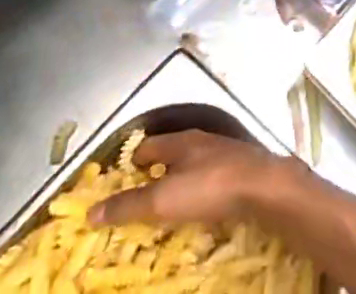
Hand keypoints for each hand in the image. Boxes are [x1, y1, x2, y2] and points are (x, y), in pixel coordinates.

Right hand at [87, 130, 298, 227]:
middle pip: (171, 155)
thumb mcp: (163, 199)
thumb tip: (90, 213)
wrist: (265, 187)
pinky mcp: (241, 170)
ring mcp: (225, 154)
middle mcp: (203, 142)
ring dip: (178, 183)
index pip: (147, 147)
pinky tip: (199, 209)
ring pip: (193, 166)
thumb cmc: (210, 187)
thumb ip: (128, 205)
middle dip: (155, 174)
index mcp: (181, 142)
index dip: (130, 164)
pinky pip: (212, 179)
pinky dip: (199, 192)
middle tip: (139, 201)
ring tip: (166, 209)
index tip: (117, 184)